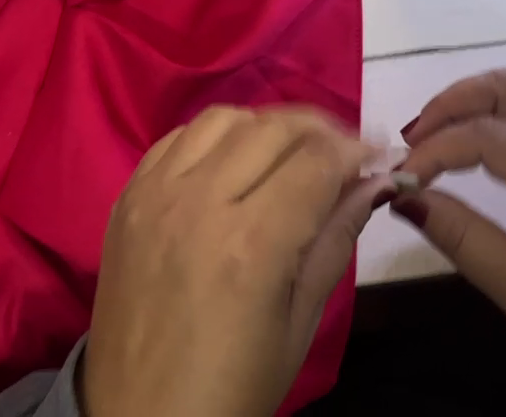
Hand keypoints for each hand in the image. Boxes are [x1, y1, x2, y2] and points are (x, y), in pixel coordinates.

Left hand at [82, 105, 391, 416]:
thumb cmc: (232, 387)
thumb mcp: (300, 323)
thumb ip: (337, 238)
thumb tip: (377, 180)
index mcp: (251, 245)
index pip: (316, 162)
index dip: (355, 149)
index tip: (375, 154)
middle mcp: (200, 203)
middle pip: (273, 127)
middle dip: (319, 130)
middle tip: (339, 152)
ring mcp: (156, 195)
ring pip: (224, 118)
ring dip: (265, 126)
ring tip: (286, 152)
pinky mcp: (128, 197)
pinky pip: (177, 137)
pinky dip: (213, 137)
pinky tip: (230, 162)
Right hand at [394, 70, 505, 413]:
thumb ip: (460, 237)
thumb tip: (400, 195)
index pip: (490, 137)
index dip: (436, 150)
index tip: (401, 179)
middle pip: (505, 87)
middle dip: (448, 105)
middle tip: (411, 144)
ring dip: (465, 103)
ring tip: (428, 141)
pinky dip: (485, 112)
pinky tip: (461, 144)